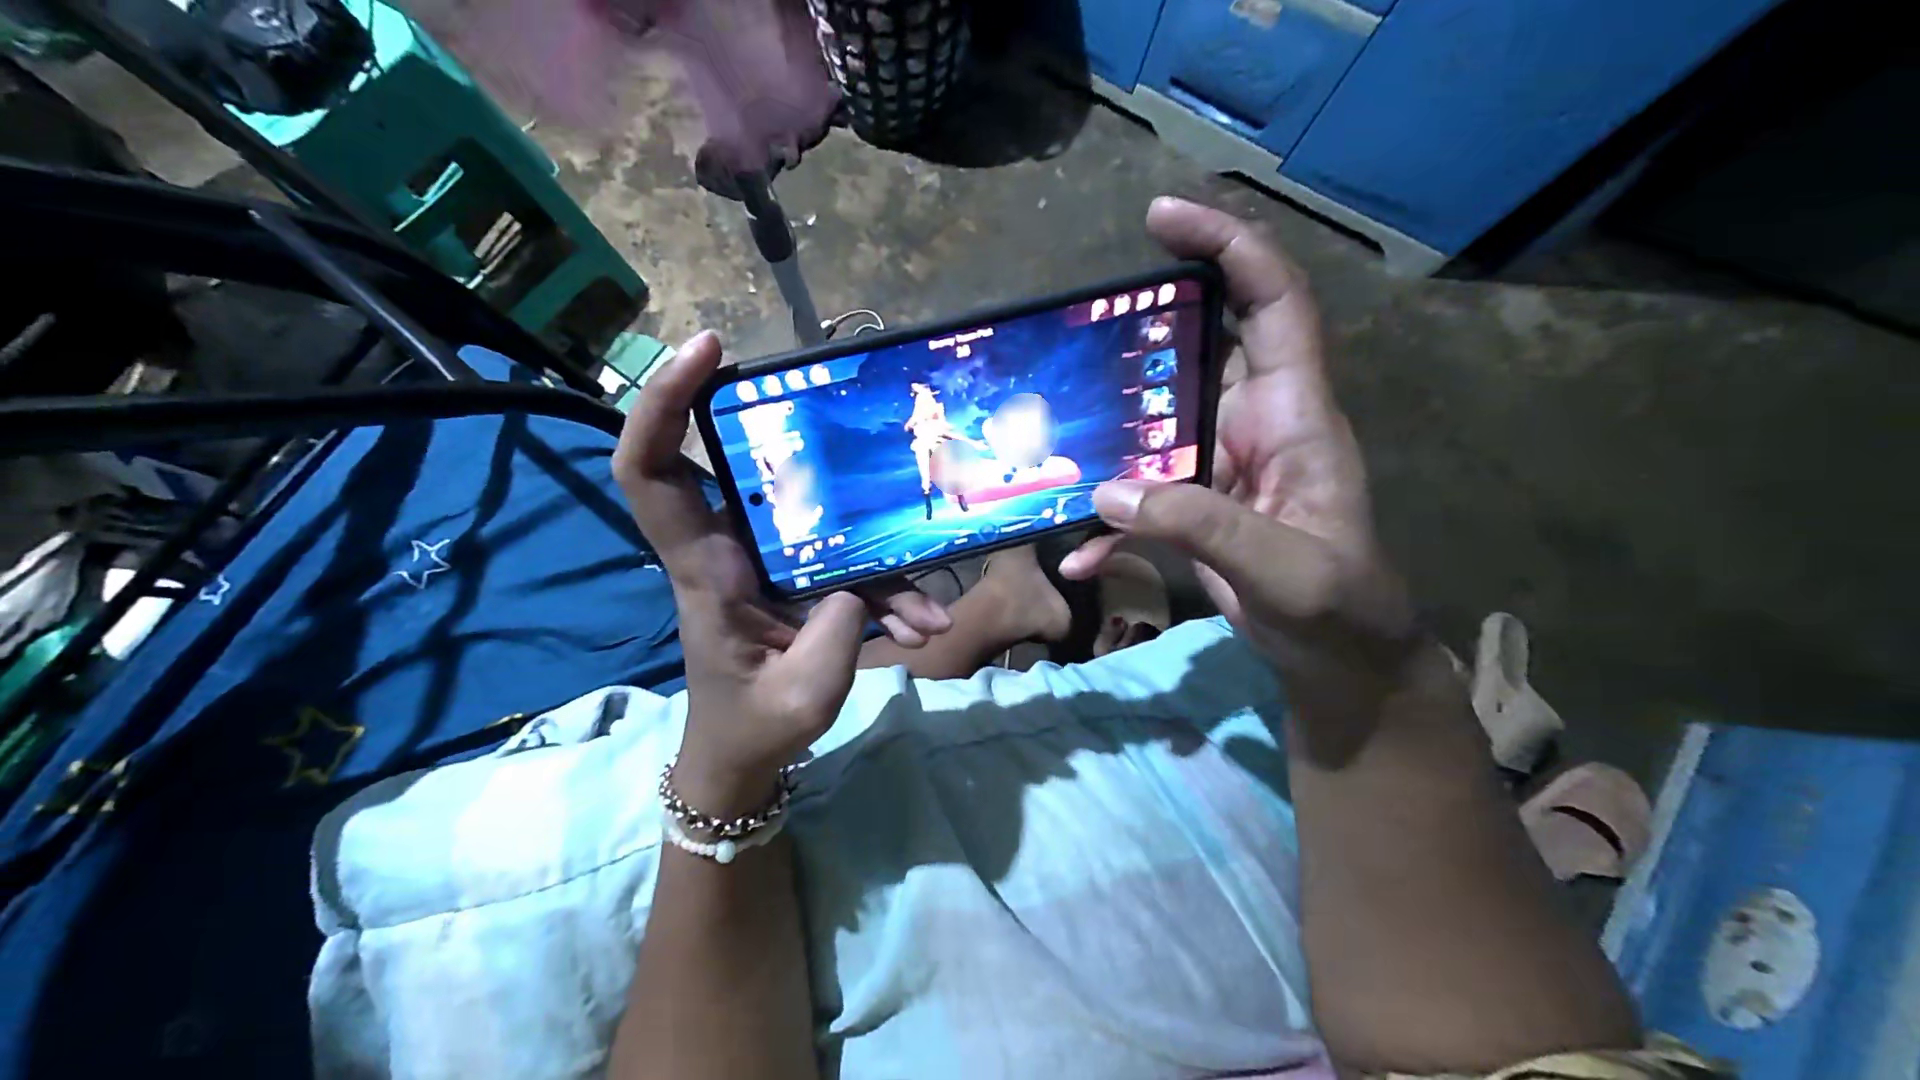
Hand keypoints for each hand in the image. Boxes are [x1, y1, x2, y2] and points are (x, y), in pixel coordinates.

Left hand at [613, 332, 950, 811]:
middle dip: (790, 431)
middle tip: (843, 403)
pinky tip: (922, 628)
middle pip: (743, 466)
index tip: (706, 351)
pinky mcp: (800, 576)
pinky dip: (889, 594)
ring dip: (882, 564)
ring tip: (925, 614)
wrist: (744, 759)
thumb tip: (868, 578)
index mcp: (706, 570)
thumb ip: (838, 625)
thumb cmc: (755, 727)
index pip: (650, 473)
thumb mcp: (805, 690)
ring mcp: (769, 560)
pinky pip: (849, 564)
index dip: (661, 405)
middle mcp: (730, 549)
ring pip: (824, 525)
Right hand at [1062, 199, 1423, 741]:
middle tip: (1079, 320)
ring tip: (1052, 429)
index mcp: (1295, 416)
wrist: (1338, 659)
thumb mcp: (1284, 567)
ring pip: (1156, 421)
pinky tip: (1080, 556)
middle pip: (1200, 348)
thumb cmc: (1338, 606)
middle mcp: (1253, 425)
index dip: (1230, 248)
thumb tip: (1107, 493)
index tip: (1165, 218)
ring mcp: (1218, 467)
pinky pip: (1141, 497)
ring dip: (1108, 427)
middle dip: (1145, 325)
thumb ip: (1203, 526)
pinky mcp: (1194, 508)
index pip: (1274, 304)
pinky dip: (1109, 523)